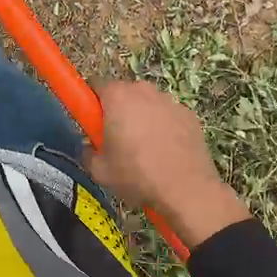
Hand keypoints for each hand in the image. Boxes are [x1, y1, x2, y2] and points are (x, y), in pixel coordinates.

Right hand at [85, 80, 253, 247]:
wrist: (188, 191)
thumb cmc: (138, 175)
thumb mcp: (100, 171)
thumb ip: (87, 153)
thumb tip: (88, 148)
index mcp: (116, 95)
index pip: (94, 85)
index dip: (91, 105)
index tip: (94, 125)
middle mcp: (142, 89)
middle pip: (123, 94)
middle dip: (118, 112)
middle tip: (118, 142)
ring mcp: (169, 100)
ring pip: (147, 105)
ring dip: (143, 119)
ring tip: (146, 152)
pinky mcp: (189, 115)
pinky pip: (169, 117)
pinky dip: (166, 129)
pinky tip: (168, 154)